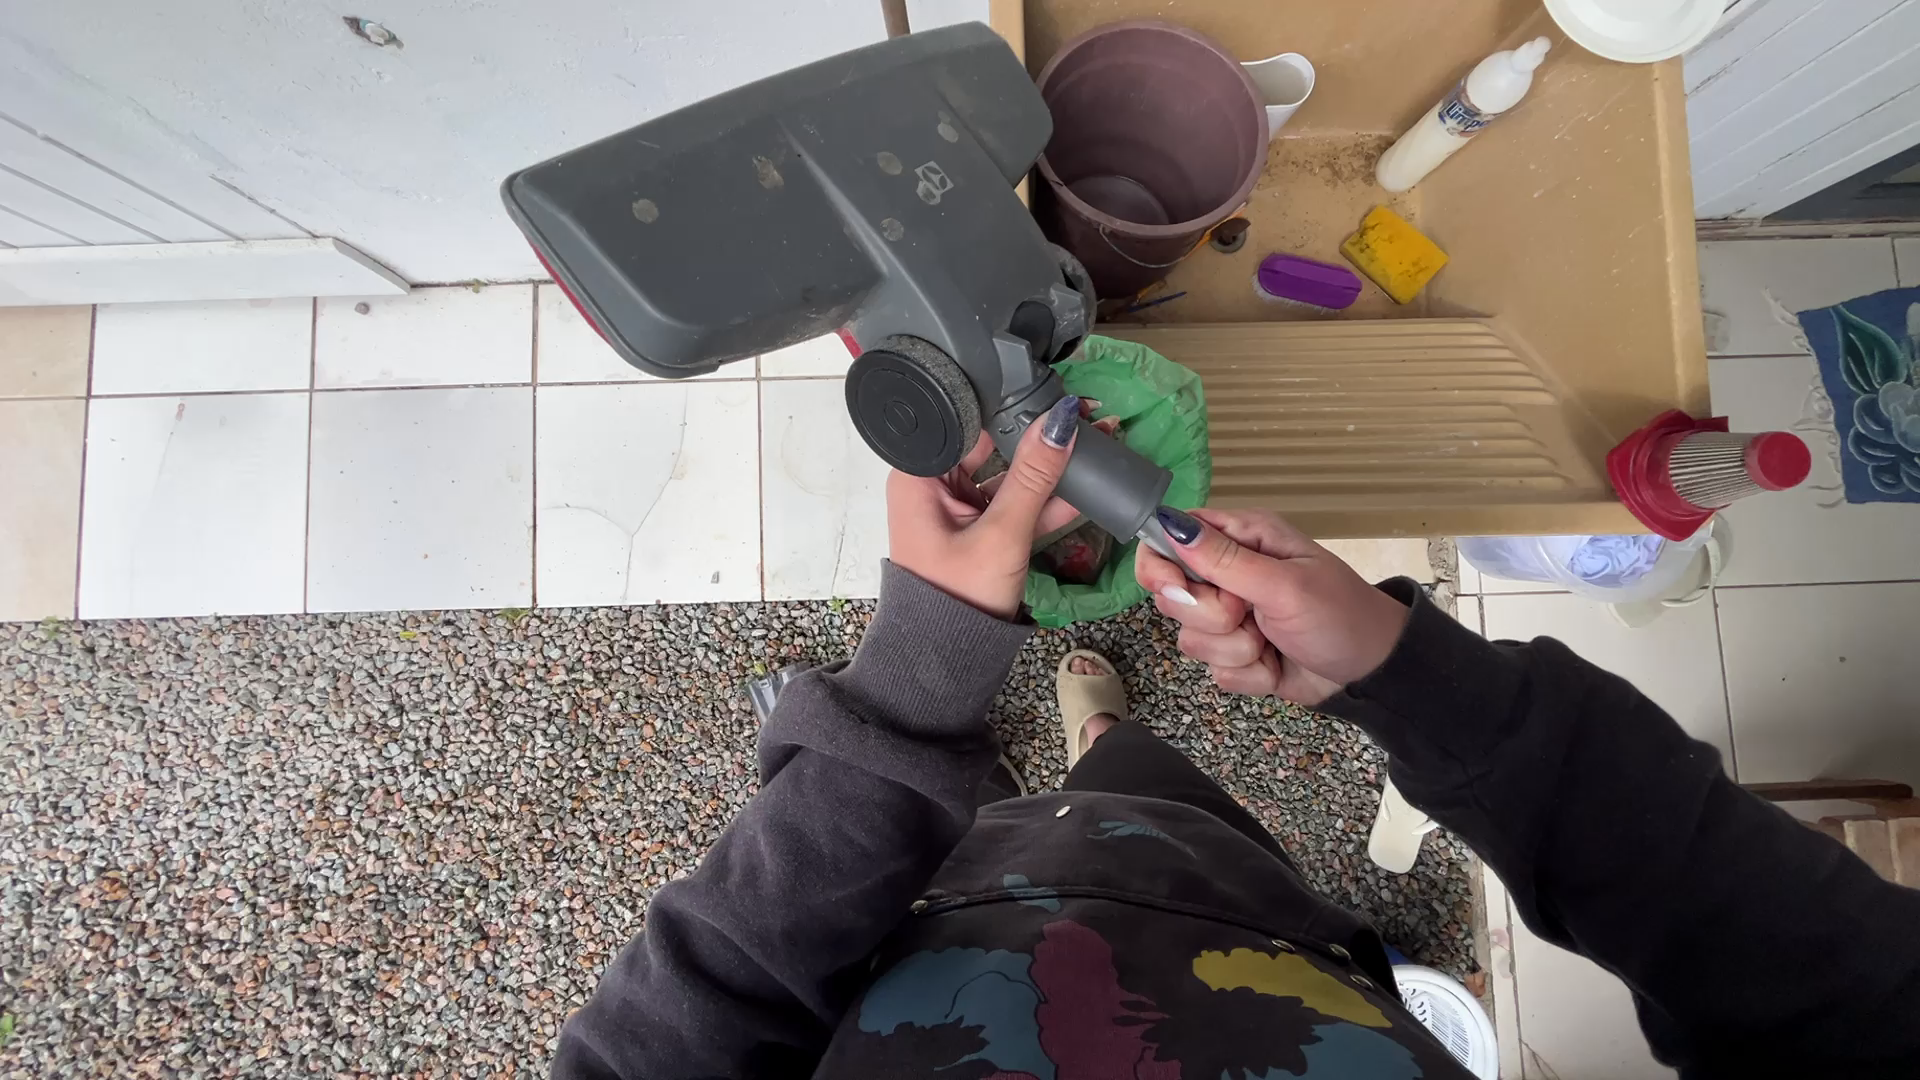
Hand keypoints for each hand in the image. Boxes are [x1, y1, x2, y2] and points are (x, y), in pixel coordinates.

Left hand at [886, 396, 1079, 618]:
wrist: (949, 658)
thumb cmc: (960, 594)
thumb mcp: (1002, 534)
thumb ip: (1035, 478)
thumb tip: (1061, 422)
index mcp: (919, 476)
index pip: (965, 423)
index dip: (1009, 405)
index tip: (1053, 390)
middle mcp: (934, 484)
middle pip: (990, 446)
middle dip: (1036, 433)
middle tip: (1083, 409)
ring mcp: (958, 508)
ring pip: (1007, 476)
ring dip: (1049, 467)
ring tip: (1095, 436)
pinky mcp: (979, 530)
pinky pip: (1013, 504)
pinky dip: (1045, 499)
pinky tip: (1086, 481)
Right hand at [1134, 508, 1410, 704]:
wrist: (1375, 675)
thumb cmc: (1340, 615)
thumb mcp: (1284, 584)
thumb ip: (1224, 560)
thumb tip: (1169, 525)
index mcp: (1239, 540)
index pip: (1168, 539)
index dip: (1160, 565)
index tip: (1175, 588)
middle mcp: (1227, 574)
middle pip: (1171, 595)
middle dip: (1209, 615)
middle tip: (1246, 614)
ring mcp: (1228, 616)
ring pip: (1190, 637)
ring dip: (1235, 649)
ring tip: (1270, 641)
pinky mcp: (1234, 654)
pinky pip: (1213, 670)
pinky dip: (1247, 673)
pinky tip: (1274, 664)